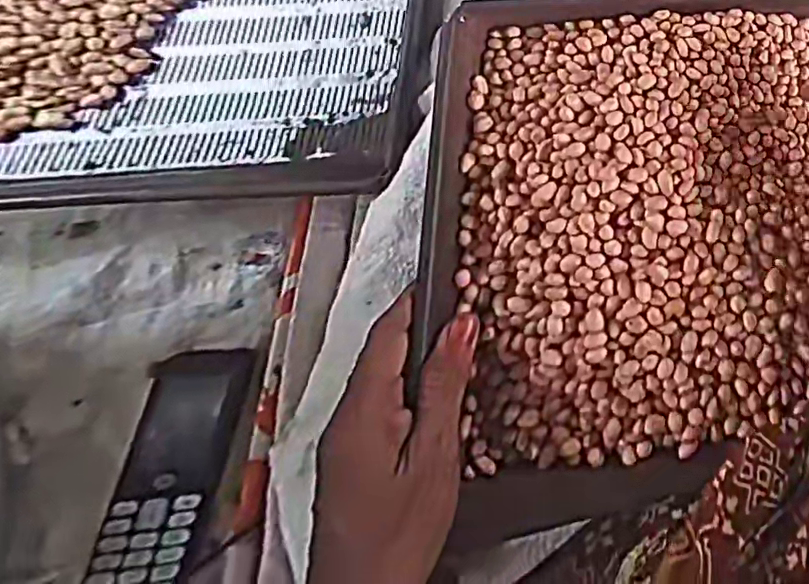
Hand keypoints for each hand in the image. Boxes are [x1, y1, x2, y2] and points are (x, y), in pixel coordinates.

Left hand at [310, 293, 476, 583]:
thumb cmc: (401, 530)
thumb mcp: (436, 451)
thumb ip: (446, 384)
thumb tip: (461, 325)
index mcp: (362, 414)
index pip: (387, 336)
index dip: (417, 301)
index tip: (450, 277)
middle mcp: (344, 420)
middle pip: (380, 351)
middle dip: (420, 319)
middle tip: (465, 298)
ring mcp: (344, 437)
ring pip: (381, 372)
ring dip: (417, 347)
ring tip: (460, 333)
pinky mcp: (352, 451)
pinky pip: (381, 396)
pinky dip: (410, 376)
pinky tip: (438, 381)